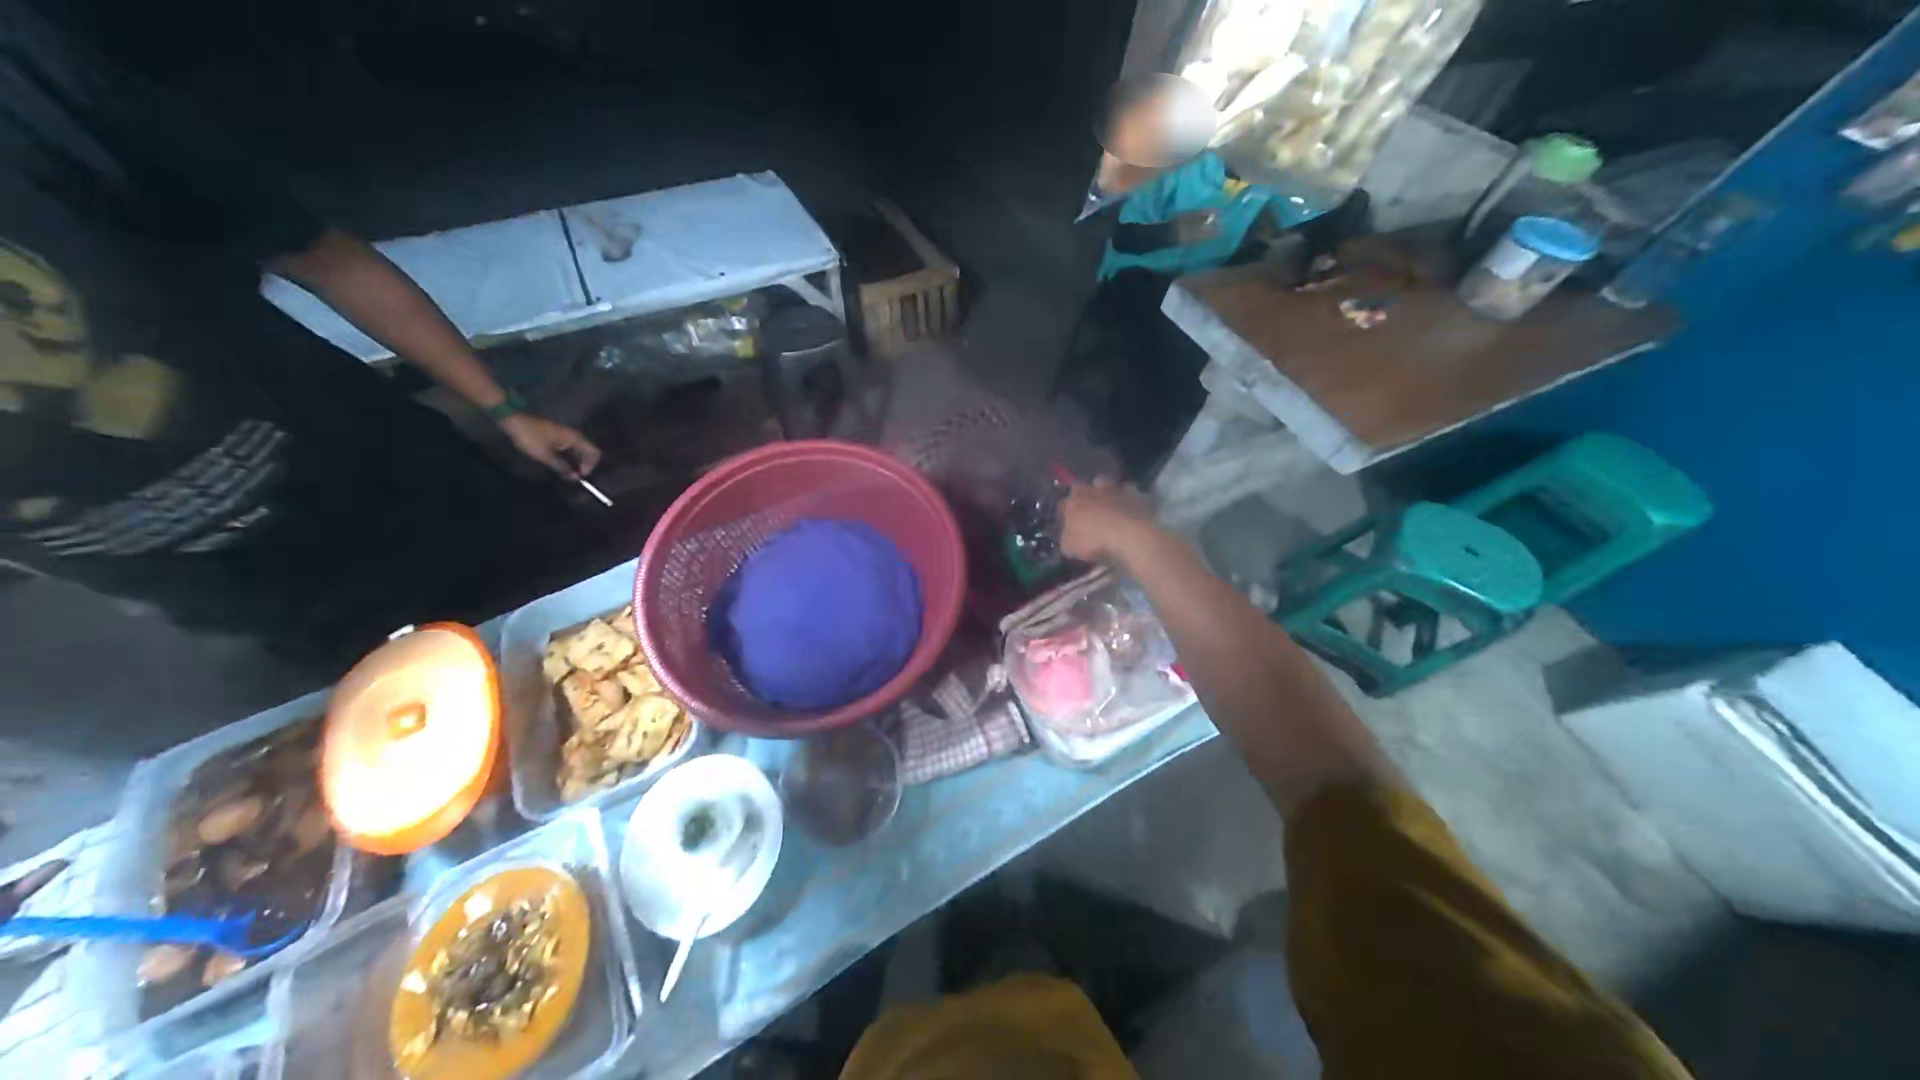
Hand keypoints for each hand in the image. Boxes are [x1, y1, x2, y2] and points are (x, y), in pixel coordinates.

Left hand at [498, 413, 601, 477]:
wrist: (514, 420)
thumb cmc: (531, 437)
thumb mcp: (546, 455)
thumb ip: (562, 467)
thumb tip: (575, 477)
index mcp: (575, 439)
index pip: (594, 453)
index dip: (591, 466)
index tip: (580, 475)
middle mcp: (574, 436)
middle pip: (588, 452)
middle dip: (584, 465)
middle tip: (573, 477)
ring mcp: (566, 435)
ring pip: (578, 451)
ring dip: (576, 462)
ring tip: (566, 473)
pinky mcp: (557, 436)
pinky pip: (569, 448)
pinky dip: (568, 457)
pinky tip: (559, 464)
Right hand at [1059, 478, 1157, 562]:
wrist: (1130, 534)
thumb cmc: (1095, 541)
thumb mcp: (1070, 548)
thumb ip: (1066, 538)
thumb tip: (1067, 536)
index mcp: (1072, 503)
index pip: (1063, 504)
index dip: (1065, 513)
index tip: (1068, 522)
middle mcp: (1090, 491)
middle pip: (1082, 486)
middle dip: (1082, 495)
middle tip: (1087, 507)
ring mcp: (1113, 488)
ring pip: (1105, 482)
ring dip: (1104, 490)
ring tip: (1108, 502)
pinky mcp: (1133, 491)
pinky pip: (1127, 490)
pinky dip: (1126, 496)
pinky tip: (1129, 506)